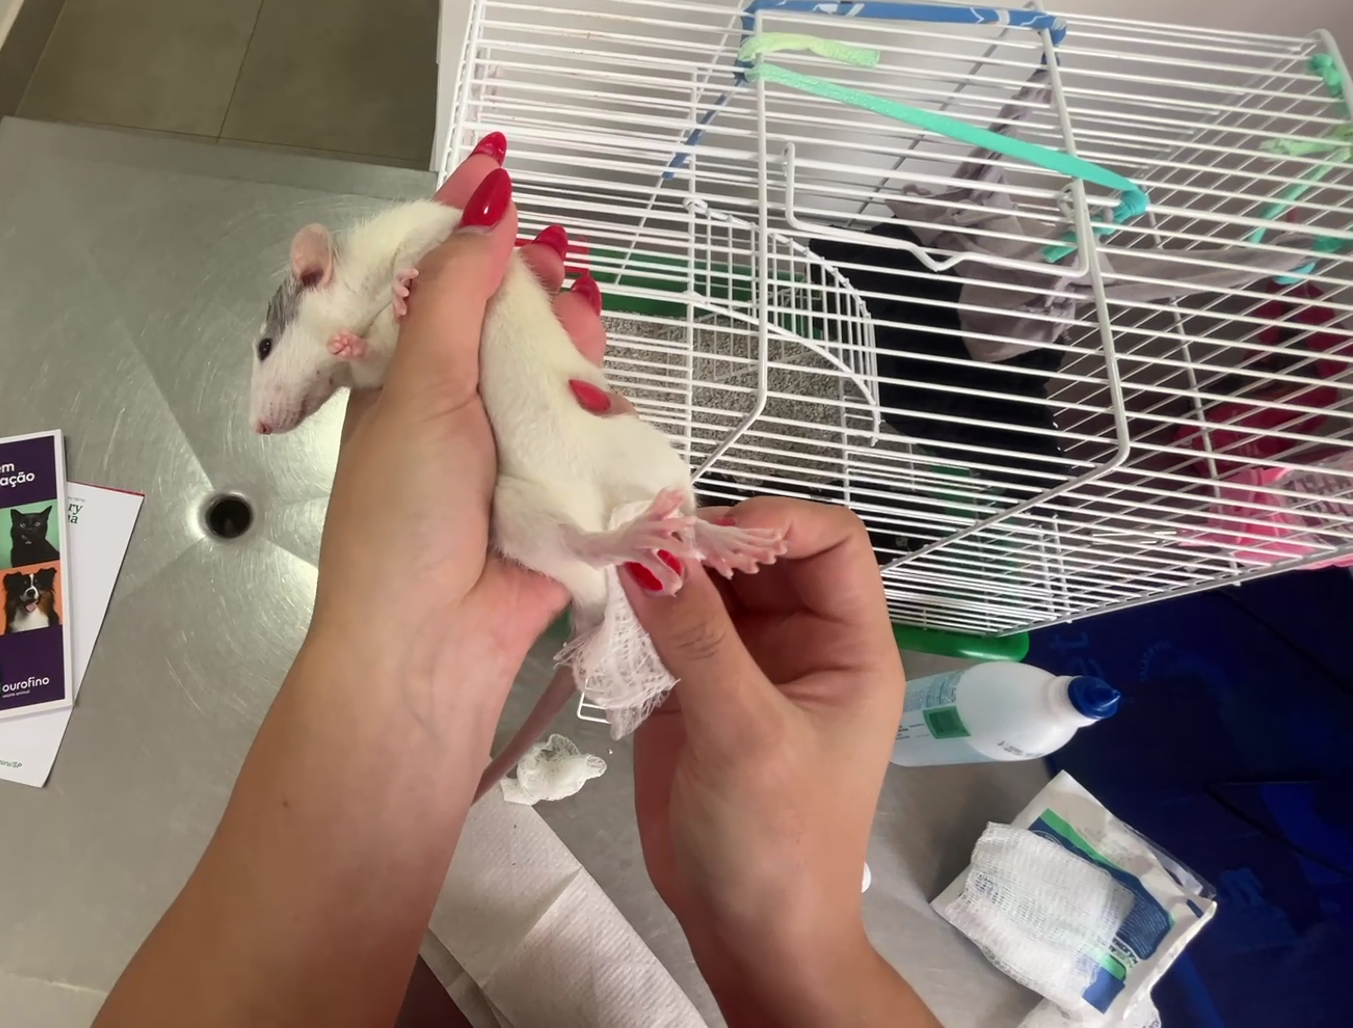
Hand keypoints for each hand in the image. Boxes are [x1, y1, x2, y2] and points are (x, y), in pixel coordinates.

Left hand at [309, 137, 605, 705]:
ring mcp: (504, 445)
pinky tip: (600, 385)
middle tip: (553, 260)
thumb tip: (483, 208)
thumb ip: (453, 300)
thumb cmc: (404, 511)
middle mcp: (451, 406)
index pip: (431, 283)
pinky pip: (583, 424)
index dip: (461, 225)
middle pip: (500, 319)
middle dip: (527, 281)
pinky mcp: (553, 484)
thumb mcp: (417, 394)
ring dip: (566, 337)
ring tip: (577, 319)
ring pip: (549, 366)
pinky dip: (594, 400)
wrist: (433, 640)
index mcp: (400, 380)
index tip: (495, 161)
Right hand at [624, 498, 935, 1025]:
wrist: (742, 926)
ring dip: (661, 567)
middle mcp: (794, 639)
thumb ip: (695, 637)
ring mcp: (737, 660)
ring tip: (610, 560)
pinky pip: (663, 620)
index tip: (700, 536)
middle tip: (635, 540)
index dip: (774, 521)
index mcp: (845, 644)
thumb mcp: (745, 732)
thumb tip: (643, 550)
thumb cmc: (775, 839)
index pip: (830, 542)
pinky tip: (602, 600)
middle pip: (755, 553)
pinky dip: (634, 603)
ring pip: (703, 582)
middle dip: (701, 539)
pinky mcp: (686, 681)